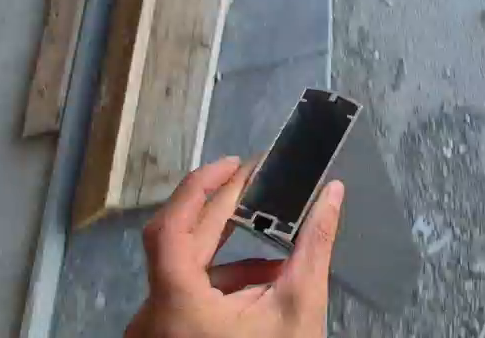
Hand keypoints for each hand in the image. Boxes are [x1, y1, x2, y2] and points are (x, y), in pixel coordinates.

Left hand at [126, 155, 344, 337]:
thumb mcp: (300, 303)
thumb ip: (315, 242)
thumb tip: (334, 191)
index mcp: (178, 304)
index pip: (170, 229)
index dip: (197, 188)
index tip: (236, 164)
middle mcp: (151, 316)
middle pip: (181, 242)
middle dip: (225, 206)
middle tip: (263, 177)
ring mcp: (152, 331)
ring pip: (188, 269)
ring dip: (230, 250)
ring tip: (276, 253)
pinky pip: (188, 292)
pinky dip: (223, 279)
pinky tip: (262, 285)